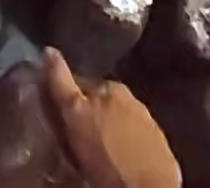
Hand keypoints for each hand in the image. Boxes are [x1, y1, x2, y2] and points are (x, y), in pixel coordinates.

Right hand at [45, 47, 180, 187]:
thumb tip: (49, 49)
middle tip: (78, 135)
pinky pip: (138, 142)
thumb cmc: (105, 152)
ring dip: (110, 130)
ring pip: (121, 122)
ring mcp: (150, 123)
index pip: (84, 84)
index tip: (61, 114)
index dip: (70, 99)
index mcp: (112, 86)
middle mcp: (133, 99)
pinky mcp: (161, 149)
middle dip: (92, 114)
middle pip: (104, 103)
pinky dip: (128, 147)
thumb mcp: (75, 116)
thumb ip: (62, 83)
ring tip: (98, 150)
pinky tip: (120, 161)